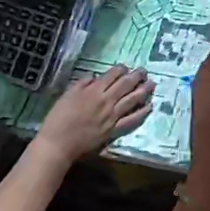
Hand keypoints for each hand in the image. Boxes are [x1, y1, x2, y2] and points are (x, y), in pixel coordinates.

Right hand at [34, 65, 153, 160]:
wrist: (58, 143)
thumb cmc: (58, 119)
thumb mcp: (66, 95)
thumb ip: (81, 84)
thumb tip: (94, 77)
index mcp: (93, 91)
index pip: (111, 76)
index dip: (121, 69)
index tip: (126, 67)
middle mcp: (106, 101)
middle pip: (125, 85)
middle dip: (136, 76)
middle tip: (144, 71)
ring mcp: (112, 116)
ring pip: (132, 100)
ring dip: (143, 91)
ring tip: (152, 84)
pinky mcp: (114, 130)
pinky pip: (132, 120)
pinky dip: (142, 112)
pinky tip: (149, 106)